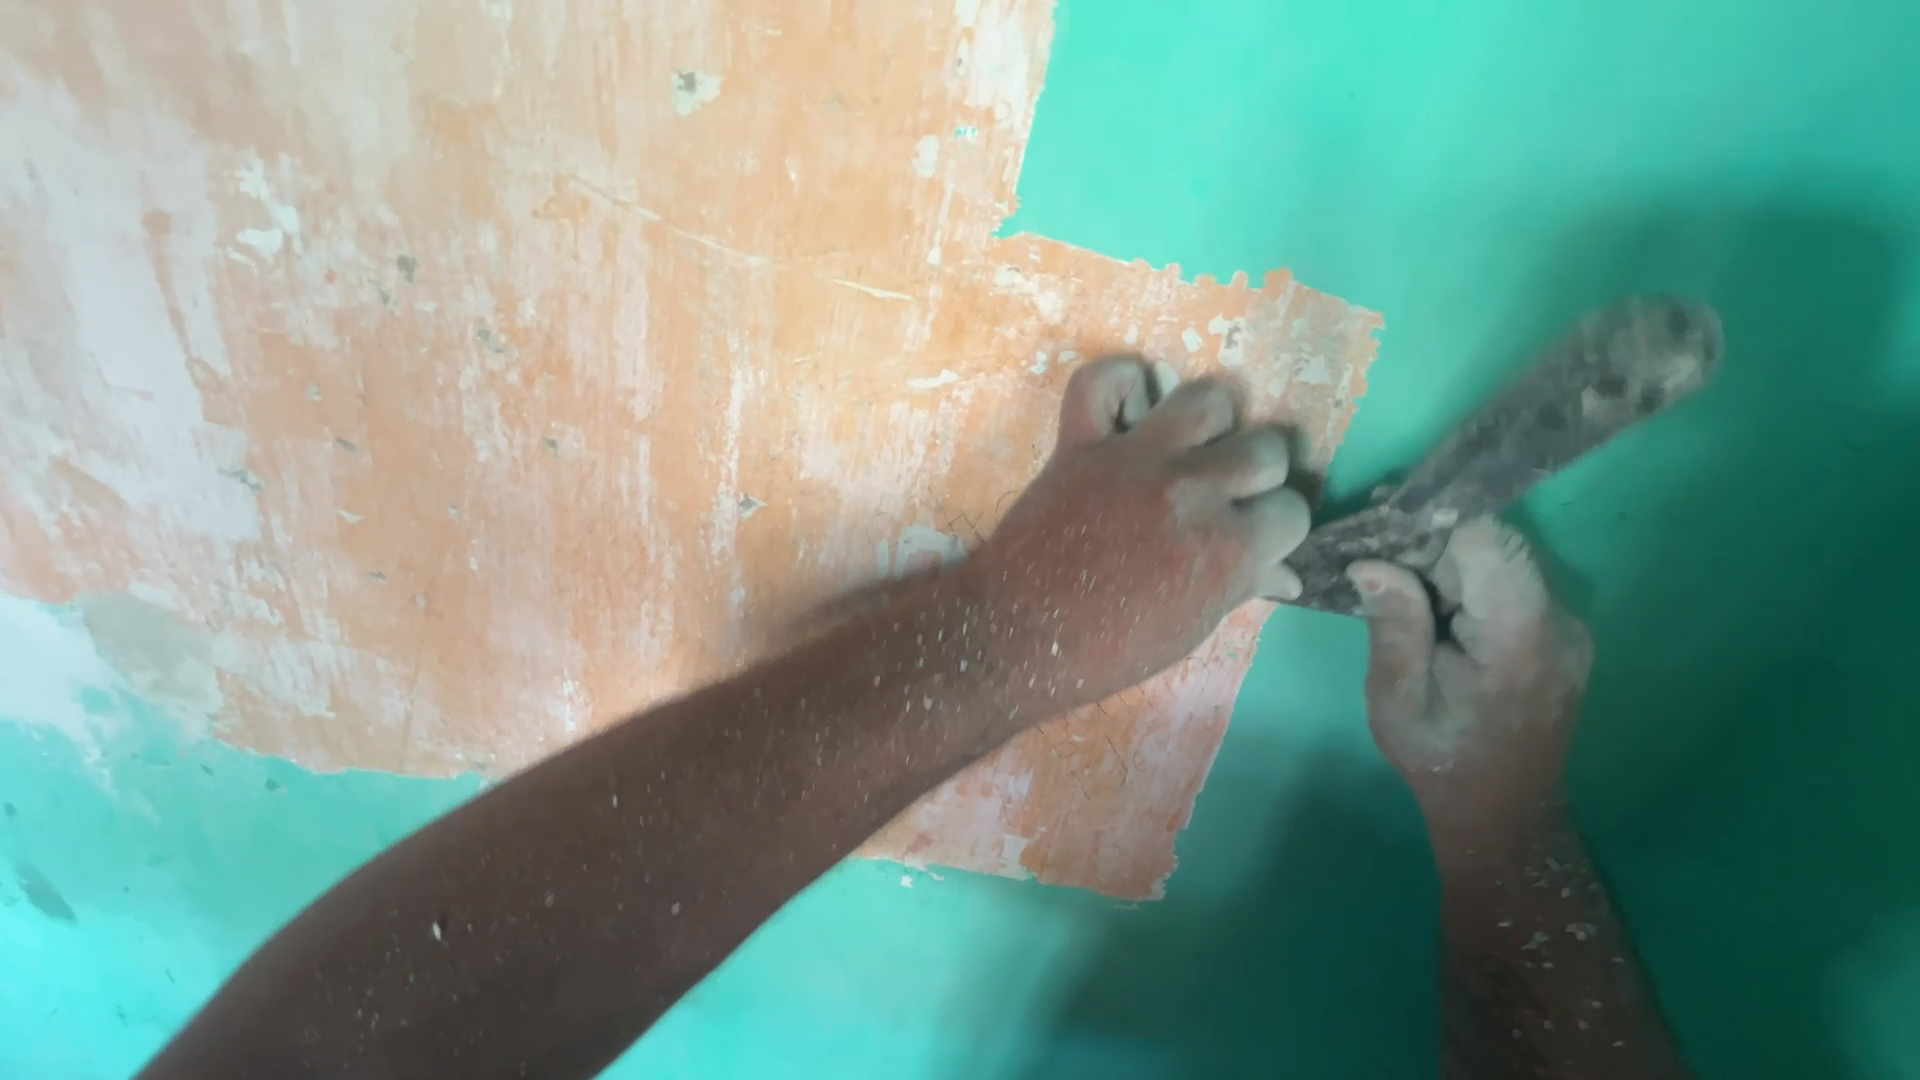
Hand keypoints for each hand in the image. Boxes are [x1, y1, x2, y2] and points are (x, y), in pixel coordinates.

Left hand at [963, 356, 1309, 710]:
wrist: (1019, 633)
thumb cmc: (1110, 647)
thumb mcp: (1190, 628)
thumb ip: (1242, 585)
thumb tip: (1287, 572)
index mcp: (1228, 548)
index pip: (1292, 509)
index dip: (1274, 526)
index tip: (1252, 535)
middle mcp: (1193, 490)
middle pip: (1265, 448)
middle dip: (1255, 476)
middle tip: (1224, 496)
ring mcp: (1134, 459)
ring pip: (1205, 398)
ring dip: (1206, 424)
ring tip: (1187, 451)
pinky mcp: (1080, 443)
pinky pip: (1103, 380)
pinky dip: (1118, 386)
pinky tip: (1127, 415)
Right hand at [1348, 518, 1592, 842]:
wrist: (1501, 807)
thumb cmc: (1439, 755)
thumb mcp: (1396, 696)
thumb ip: (1392, 626)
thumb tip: (1371, 562)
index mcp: (1518, 637)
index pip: (1491, 541)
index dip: (1434, 532)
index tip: (1386, 550)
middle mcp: (1558, 620)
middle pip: (1494, 544)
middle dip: (1432, 550)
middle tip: (1380, 577)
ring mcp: (1565, 624)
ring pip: (1499, 558)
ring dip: (1444, 569)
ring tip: (1402, 603)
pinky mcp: (1557, 630)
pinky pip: (1506, 582)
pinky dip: (1462, 585)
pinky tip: (1433, 618)